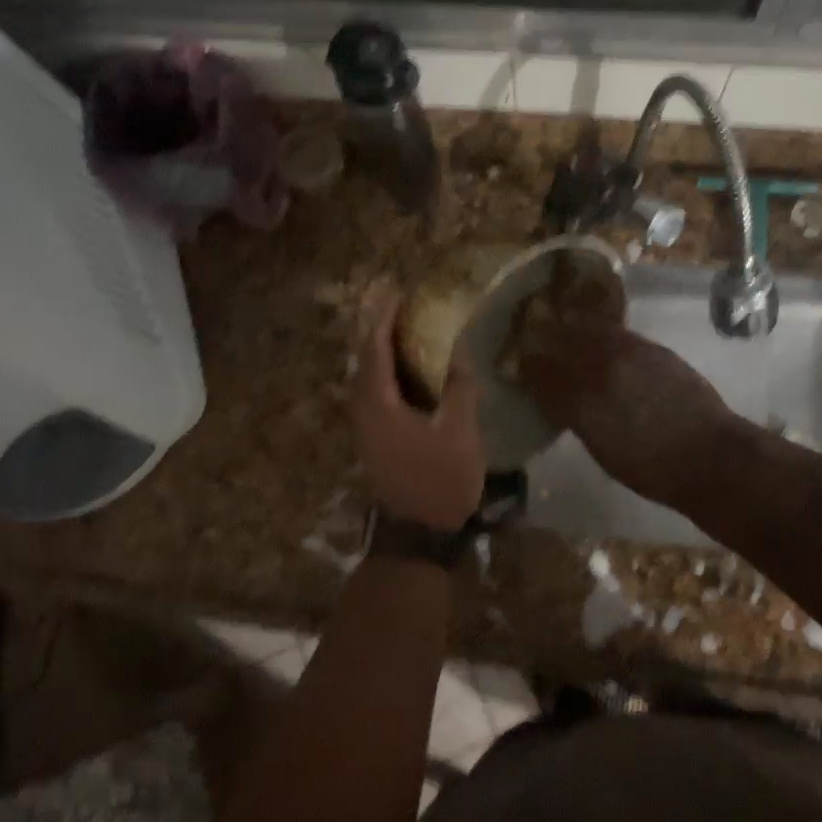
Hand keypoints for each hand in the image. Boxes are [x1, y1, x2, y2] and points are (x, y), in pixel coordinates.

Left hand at [350, 289, 484, 532]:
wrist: (418, 532)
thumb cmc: (439, 479)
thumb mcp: (459, 431)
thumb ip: (458, 388)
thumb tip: (459, 353)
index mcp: (379, 403)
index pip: (375, 348)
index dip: (383, 317)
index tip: (394, 290)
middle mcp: (363, 410)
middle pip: (363, 359)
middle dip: (376, 327)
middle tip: (394, 302)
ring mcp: (364, 427)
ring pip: (365, 376)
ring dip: (379, 349)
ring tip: (399, 328)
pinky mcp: (372, 439)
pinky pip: (372, 392)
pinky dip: (384, 371)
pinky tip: (404, 370)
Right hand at [516, 299, 739, 506]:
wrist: (709, 455)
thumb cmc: (652, 469)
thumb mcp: (601, 449)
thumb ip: (576, 417)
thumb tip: (557, 398)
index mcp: (582, 401)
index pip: (542, 375)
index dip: (527, 368)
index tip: (516, 363)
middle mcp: (600, 369)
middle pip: (561, 343)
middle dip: (542, 337)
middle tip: (528, 331)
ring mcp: (628, 353)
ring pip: (588, 330)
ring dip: (569, 324)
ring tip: (557, 319)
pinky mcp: (652, 349)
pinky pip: (614, 331)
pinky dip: (598, 328)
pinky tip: (595, 330)